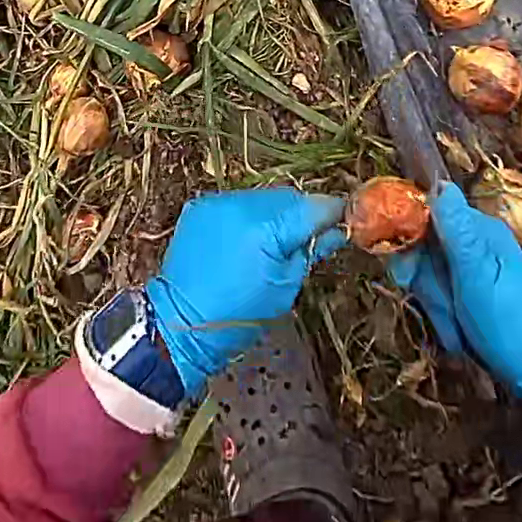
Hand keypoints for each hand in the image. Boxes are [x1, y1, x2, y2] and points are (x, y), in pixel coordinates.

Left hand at [145, 188, 346, 397]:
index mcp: (267, 226)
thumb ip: (311, 251)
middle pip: (289, 198)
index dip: (332, 213)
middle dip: (301, 214)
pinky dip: (248, 216)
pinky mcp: (203, 205)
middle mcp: (243, 204)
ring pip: (264, 197)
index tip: (343, 222)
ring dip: (274, 214)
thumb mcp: (285, 287)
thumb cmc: (239, 314)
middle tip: (306, 240)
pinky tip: (244, 240)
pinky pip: (238, 203)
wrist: (178, 324)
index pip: (314, 206)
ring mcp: (220, 202)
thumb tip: (336, 231)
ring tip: (270, 243)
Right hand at [389, 182, 521, 448]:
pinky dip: (445, 317)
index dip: (411, 243)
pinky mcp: (476, 295)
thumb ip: (456, 229)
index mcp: (481, 230)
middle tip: (443, 310)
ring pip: (432, 276)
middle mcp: (479, 243)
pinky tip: (457, 337)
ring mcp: (478, 270)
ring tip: (456, 330)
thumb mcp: (477, 275)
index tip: (406, 274)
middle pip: (427, 248)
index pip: (428, 216)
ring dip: (436, 305)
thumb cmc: (511, 324)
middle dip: (425, 283)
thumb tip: (440, 182)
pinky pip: (445, 297)